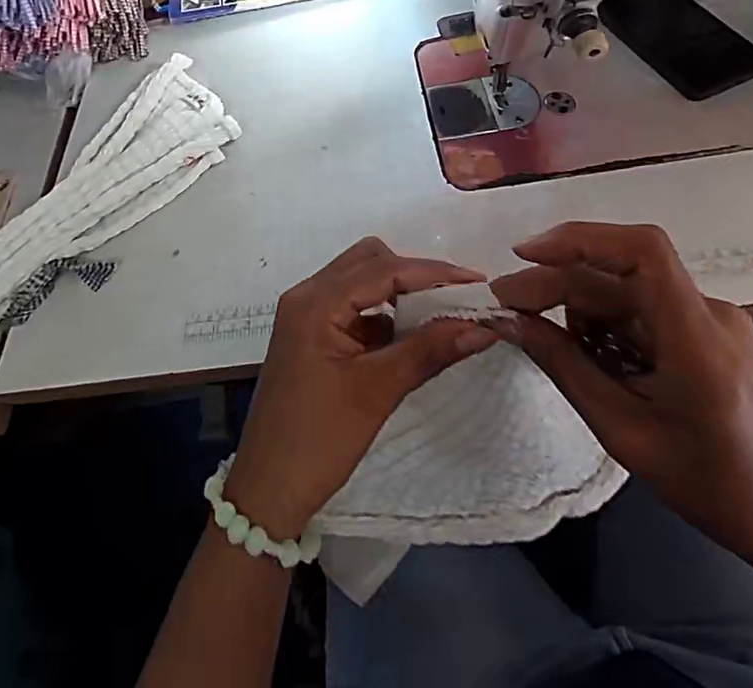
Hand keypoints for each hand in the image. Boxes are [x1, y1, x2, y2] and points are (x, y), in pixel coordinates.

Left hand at [223, 238, 499, 541]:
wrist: (268, 491)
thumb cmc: (318, 441)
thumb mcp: (377, 392)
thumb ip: (429, 350)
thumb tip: (484, 327)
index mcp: (315, 304)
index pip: (383, 269)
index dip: (434, 273)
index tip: (478, 283)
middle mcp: (306, 297)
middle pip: (369, 261)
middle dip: (416, 274)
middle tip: (457, 298)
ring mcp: (306, 316)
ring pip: (361, 281)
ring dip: (400, 291)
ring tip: (443, 313)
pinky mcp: (311, 335)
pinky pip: (354, 306)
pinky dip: (385, 313)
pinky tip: (412, 335)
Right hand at [489, 222, 752, 554]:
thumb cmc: (703, 481)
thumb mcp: (620, 429)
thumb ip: (564, 366)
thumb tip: (509, 320)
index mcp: (698, 341)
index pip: (644, 254)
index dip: (580, 240)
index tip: (526, 254)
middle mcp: (708, 312)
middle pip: (620, 272)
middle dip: (557, 282)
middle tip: (506, 305)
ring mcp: (708, 314)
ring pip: (623, 287)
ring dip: (576, 304)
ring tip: (546, 339)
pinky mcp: (701, 322)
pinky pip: (637, 304)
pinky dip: (601, 320)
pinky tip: (587, 352)